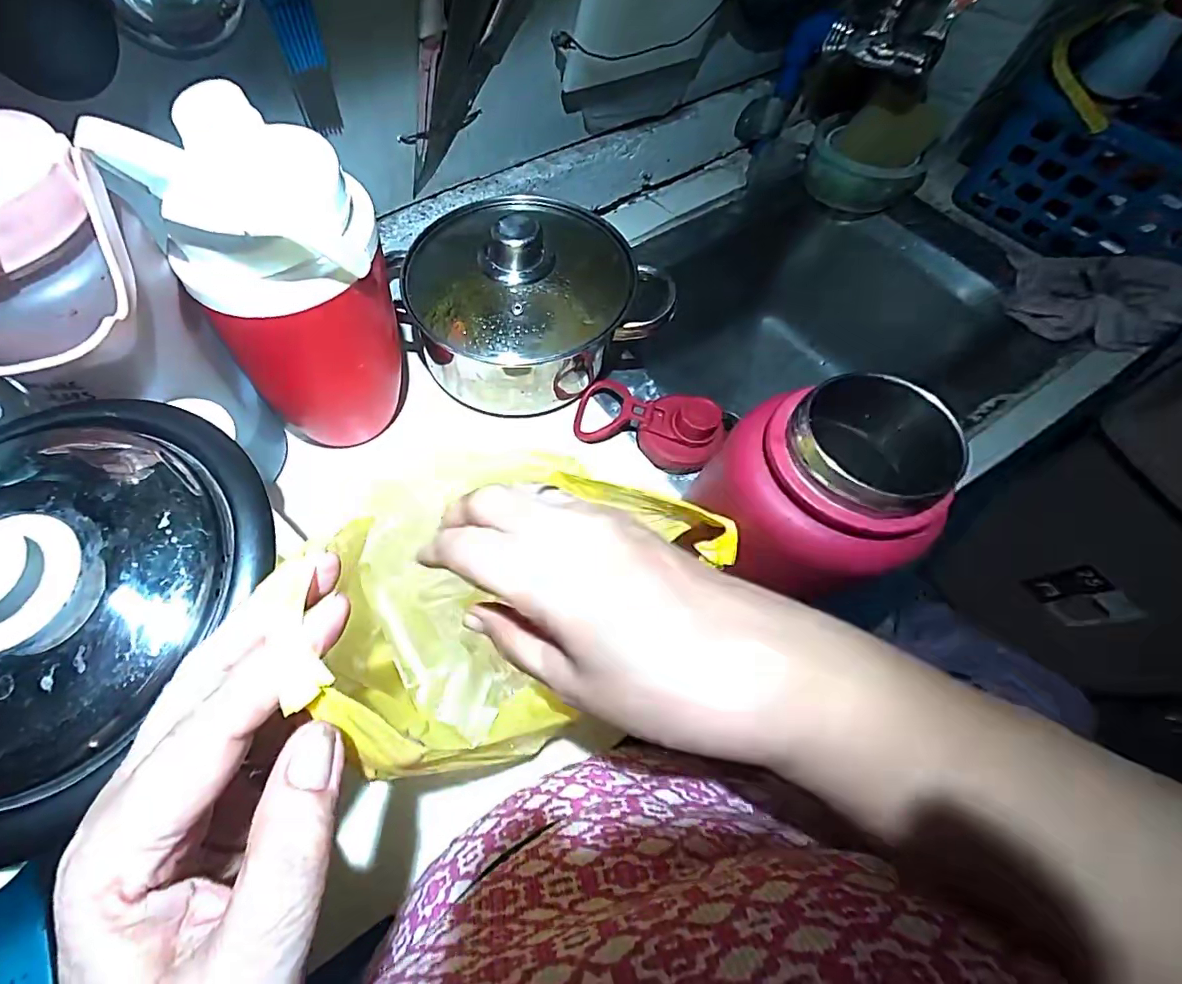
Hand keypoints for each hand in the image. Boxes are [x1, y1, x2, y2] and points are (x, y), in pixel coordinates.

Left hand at [54, 552, 350, 983]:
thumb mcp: (255, 953)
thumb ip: (289, 844)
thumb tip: (322, 735)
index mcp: (114, 852)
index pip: (201, 733)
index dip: (271, 667)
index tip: (328, 615)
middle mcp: (129, 807)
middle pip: (195, 690)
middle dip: (261, 620)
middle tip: (317, 567)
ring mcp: (168, 798)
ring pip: (219, 694)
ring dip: (275, 635)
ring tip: (319, 587)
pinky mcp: (209, 798)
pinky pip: (250, 725)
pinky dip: (289, 679)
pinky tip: (317, 651)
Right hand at [417, 485, 876, 766]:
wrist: (760, 662)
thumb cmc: (661, 691)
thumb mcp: (577, 684)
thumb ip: (517, 640)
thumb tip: (477, 612)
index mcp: (542, 573)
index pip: (466, 543)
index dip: (435, 551)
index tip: (421, 567)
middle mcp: (567, 529)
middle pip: (491, 497)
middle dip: (459, 517)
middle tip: (450, 550)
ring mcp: (605, 517)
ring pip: (529, 490)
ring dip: (498, 507)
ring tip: (490, 542)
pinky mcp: (634, 519)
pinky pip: (566, 499)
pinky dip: (537, 509)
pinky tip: (544, 541)